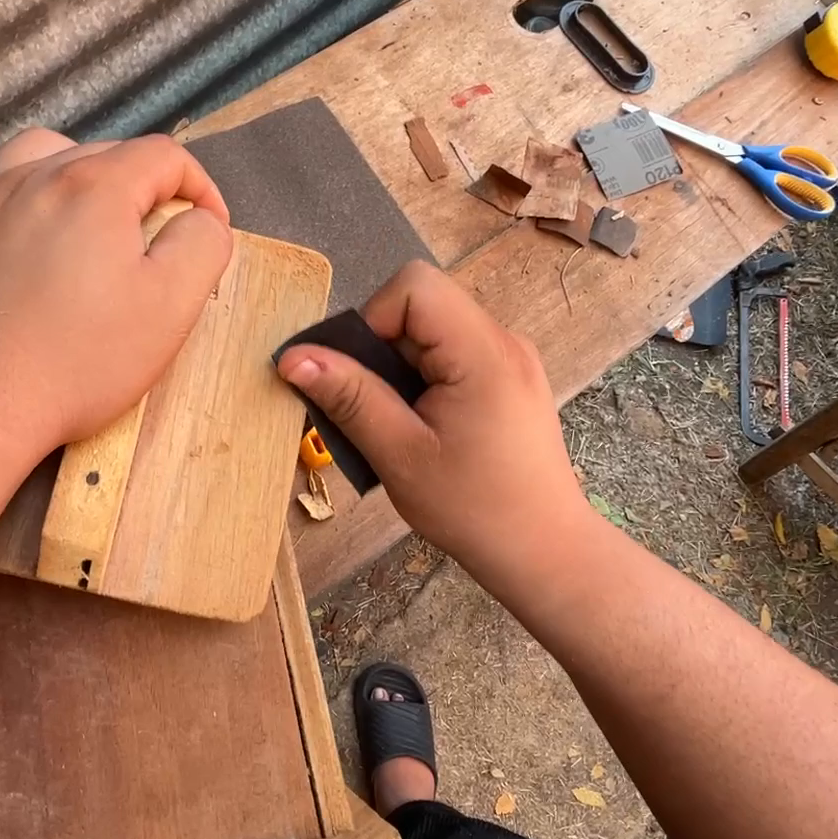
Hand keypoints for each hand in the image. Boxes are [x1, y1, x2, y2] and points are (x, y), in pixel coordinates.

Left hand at [0, 128, 232, 463]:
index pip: (164, 157)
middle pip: (105, 154)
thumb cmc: (81, 363)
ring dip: (74, 172)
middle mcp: (34, 176)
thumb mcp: (171, 309)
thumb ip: (201, 246)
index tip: (205, 228)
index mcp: (96, 188)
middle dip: (142, 189)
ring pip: (37, 151)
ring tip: (85, 218)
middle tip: (152, 246)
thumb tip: (202, 219)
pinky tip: (9, 211)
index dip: (199, 188)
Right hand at [275, 262, 589, 585]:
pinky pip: (451, 356)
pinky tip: (422, 428)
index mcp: (483, 351)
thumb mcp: (400, 455)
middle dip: (382, 350)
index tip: (360, 377)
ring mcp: (510, 360)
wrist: (544, 552)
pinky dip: (421, 381)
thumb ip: (349, 397)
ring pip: (432, 333)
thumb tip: (293, 356)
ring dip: (399, 370)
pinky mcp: (509, 381)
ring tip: (398, 426)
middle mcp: (503, 341)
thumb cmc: (473, 509)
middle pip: (422, 307)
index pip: (414, 286)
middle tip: (373, 410)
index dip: (373, 319)